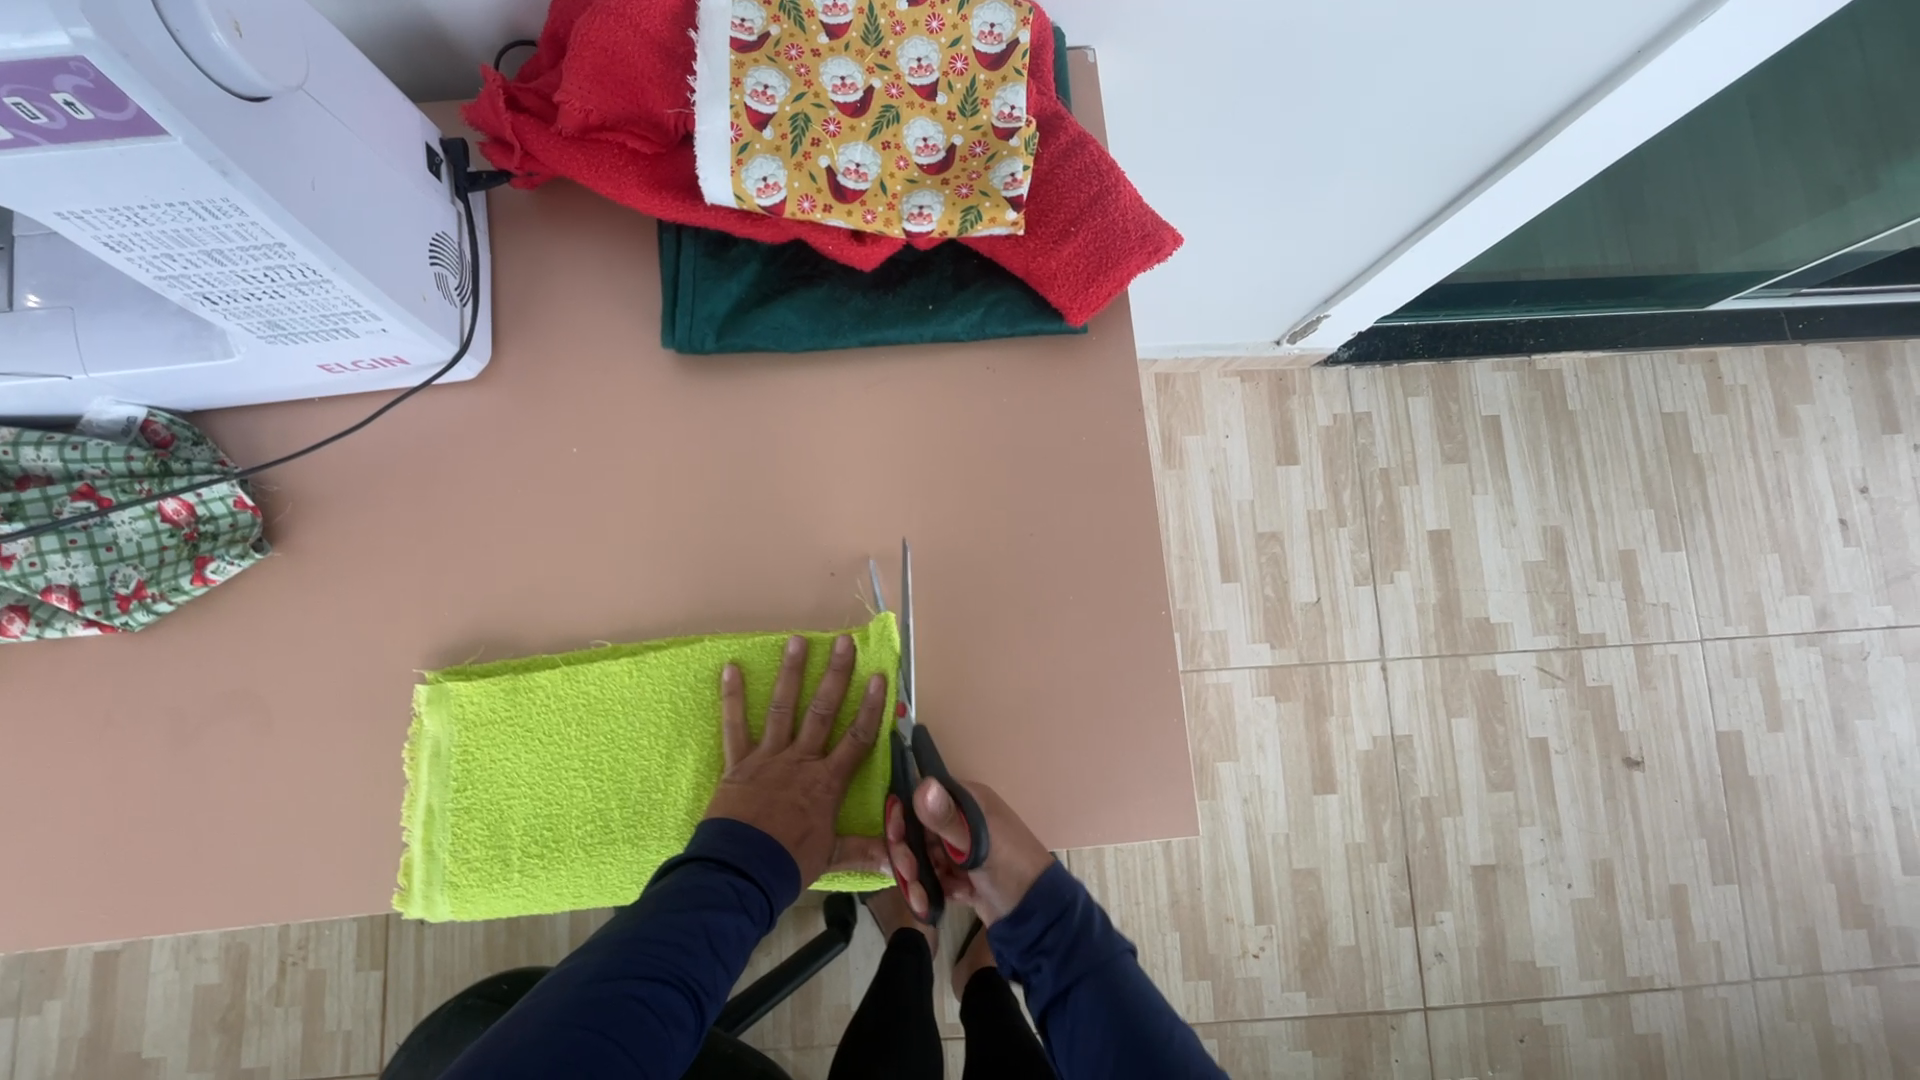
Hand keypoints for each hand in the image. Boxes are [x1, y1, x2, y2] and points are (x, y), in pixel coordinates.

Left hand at [705, 634, 889, 885]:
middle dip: (835, 675)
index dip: (871, 708)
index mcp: (827, 782)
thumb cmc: (788, 864)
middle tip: (843, 642)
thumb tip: (899, 861)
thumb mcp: (831, 857)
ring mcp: (768, 757)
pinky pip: (734, 726)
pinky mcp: (738, 763)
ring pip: (783, 708)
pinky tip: (729, 668)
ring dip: (791, 673)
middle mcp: (801, 760)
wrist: (739, 873)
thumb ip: (865, 851)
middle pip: (823, 711)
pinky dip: (732, 697)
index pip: (857, 738)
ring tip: (796, 641)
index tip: (880, 677)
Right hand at [887, 777, 1052, 925]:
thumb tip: (923, 784)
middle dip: (908, 854)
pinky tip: (938, 902)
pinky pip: (934, 875)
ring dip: (917, 877)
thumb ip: (946, 818)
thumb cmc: (1009, 869)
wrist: (1034, 916)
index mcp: (968, 802)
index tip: (895, 838)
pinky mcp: (960, 873)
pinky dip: (932, 889)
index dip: (903, 816)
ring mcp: (961, 848)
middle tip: (909, 874)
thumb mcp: (977, 844)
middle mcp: (963, 820)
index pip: (922, 798)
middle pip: (917, 830)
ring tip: (923, 898)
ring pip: (923, 856)